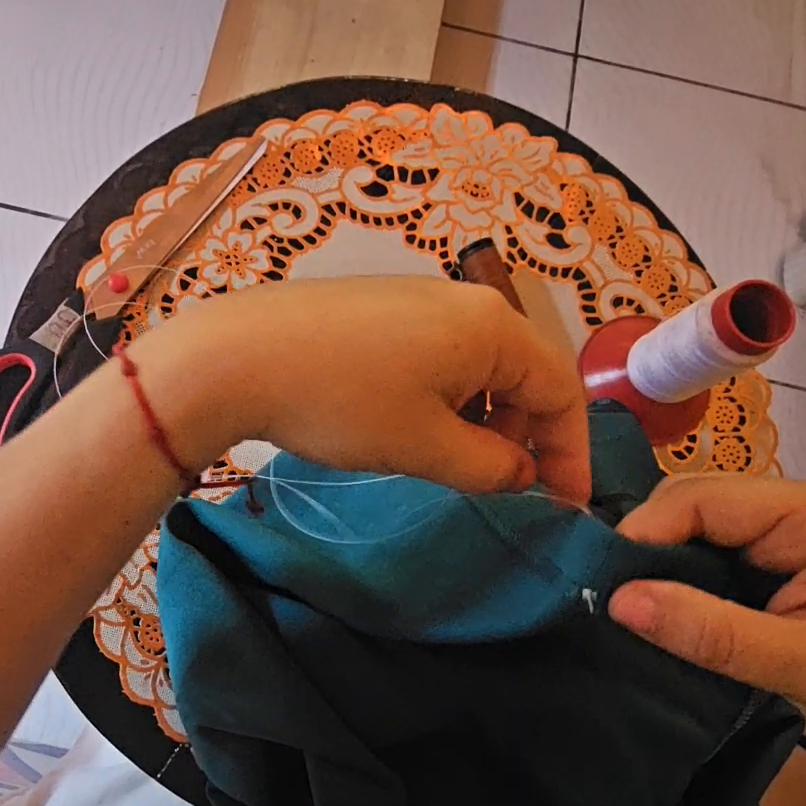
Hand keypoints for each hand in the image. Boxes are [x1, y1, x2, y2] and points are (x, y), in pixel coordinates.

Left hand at [135, 275, 592, 502]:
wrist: (236, 357)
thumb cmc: (343, 402)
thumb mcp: (425, 446)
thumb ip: (490, 467)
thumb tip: (523, 475)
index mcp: (492, 327)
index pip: (561, 391)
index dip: (569, 453)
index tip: (562, 506)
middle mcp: (462, 301)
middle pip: (519, 374)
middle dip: (518, 436)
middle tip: (495, 486)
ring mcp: (414, 299)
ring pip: (473, 368)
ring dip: (475, 420)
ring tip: (445, 461)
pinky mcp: (375, 309)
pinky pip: (432, 357)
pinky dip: (438, 399)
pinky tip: (403, 426)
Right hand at [606, 476, 805, 805]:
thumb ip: (713, 632)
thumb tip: (617, 601)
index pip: (705, 498)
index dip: (644, 531)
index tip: (599, 580)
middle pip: (698, 505)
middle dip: (650, 547)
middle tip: (607, 596)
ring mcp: (801, 536)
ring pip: (703, 531)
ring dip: (666, 567)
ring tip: (628, 605)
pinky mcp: (793, 565)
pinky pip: (720, 557)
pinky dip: (688, 583)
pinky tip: (669, 611)